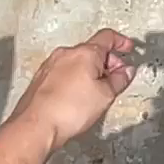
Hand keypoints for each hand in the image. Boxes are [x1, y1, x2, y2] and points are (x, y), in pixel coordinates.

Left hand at [6, 29, 137, 152]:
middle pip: (92, 50)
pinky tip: (78, 98)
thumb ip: (119, 80)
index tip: (127, 47)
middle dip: (108, 62)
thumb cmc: (67, 110)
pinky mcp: (41, 79)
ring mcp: (51, 65)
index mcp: (85, 52)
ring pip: (77, 62)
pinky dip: (75, 79)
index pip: (107, 37)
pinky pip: (64, 73)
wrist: (35, 126)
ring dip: (90, 72)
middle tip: (117, 79)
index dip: (121, 42)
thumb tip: (126, 72)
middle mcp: (66, 54)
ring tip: (97, 93)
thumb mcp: (105, 96)